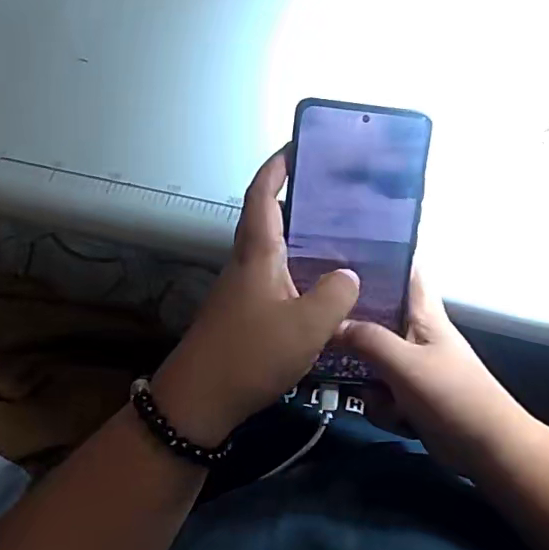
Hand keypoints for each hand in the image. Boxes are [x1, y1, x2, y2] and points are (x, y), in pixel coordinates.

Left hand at [151, 149, 359, 446]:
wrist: (199, 400)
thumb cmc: (251, 353)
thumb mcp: (307, 324)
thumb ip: (336, 294)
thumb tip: (349, 275)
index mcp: (257, 255)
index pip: (262, 197)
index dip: (276, 168)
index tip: (295, 149)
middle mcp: (245, 267)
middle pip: (267, 223)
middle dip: (295, 204)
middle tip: (334, 201)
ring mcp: (240, 294)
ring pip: (273, 256)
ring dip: (299, 244)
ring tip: (339, 245)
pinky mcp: (242, 318)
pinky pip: (275, 284)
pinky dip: (298, 277)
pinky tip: (321, 295)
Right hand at [334, 270, 536, 477]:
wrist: (487, 449)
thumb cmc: (453, 396)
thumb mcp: (405, 365)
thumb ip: (367, 341)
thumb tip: (330, 324)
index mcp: (424, 313)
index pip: (406, 269)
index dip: (379, 255)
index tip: (341, 250)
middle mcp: (415, 333)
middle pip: (375, 316)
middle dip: (351, 329)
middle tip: (322, 333)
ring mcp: (411, 366)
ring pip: (370, 359)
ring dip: (367, 381)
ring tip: (378, 396)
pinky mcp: (409, 395)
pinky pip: (379, 391)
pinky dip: (382, 406)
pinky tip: (394, 418)